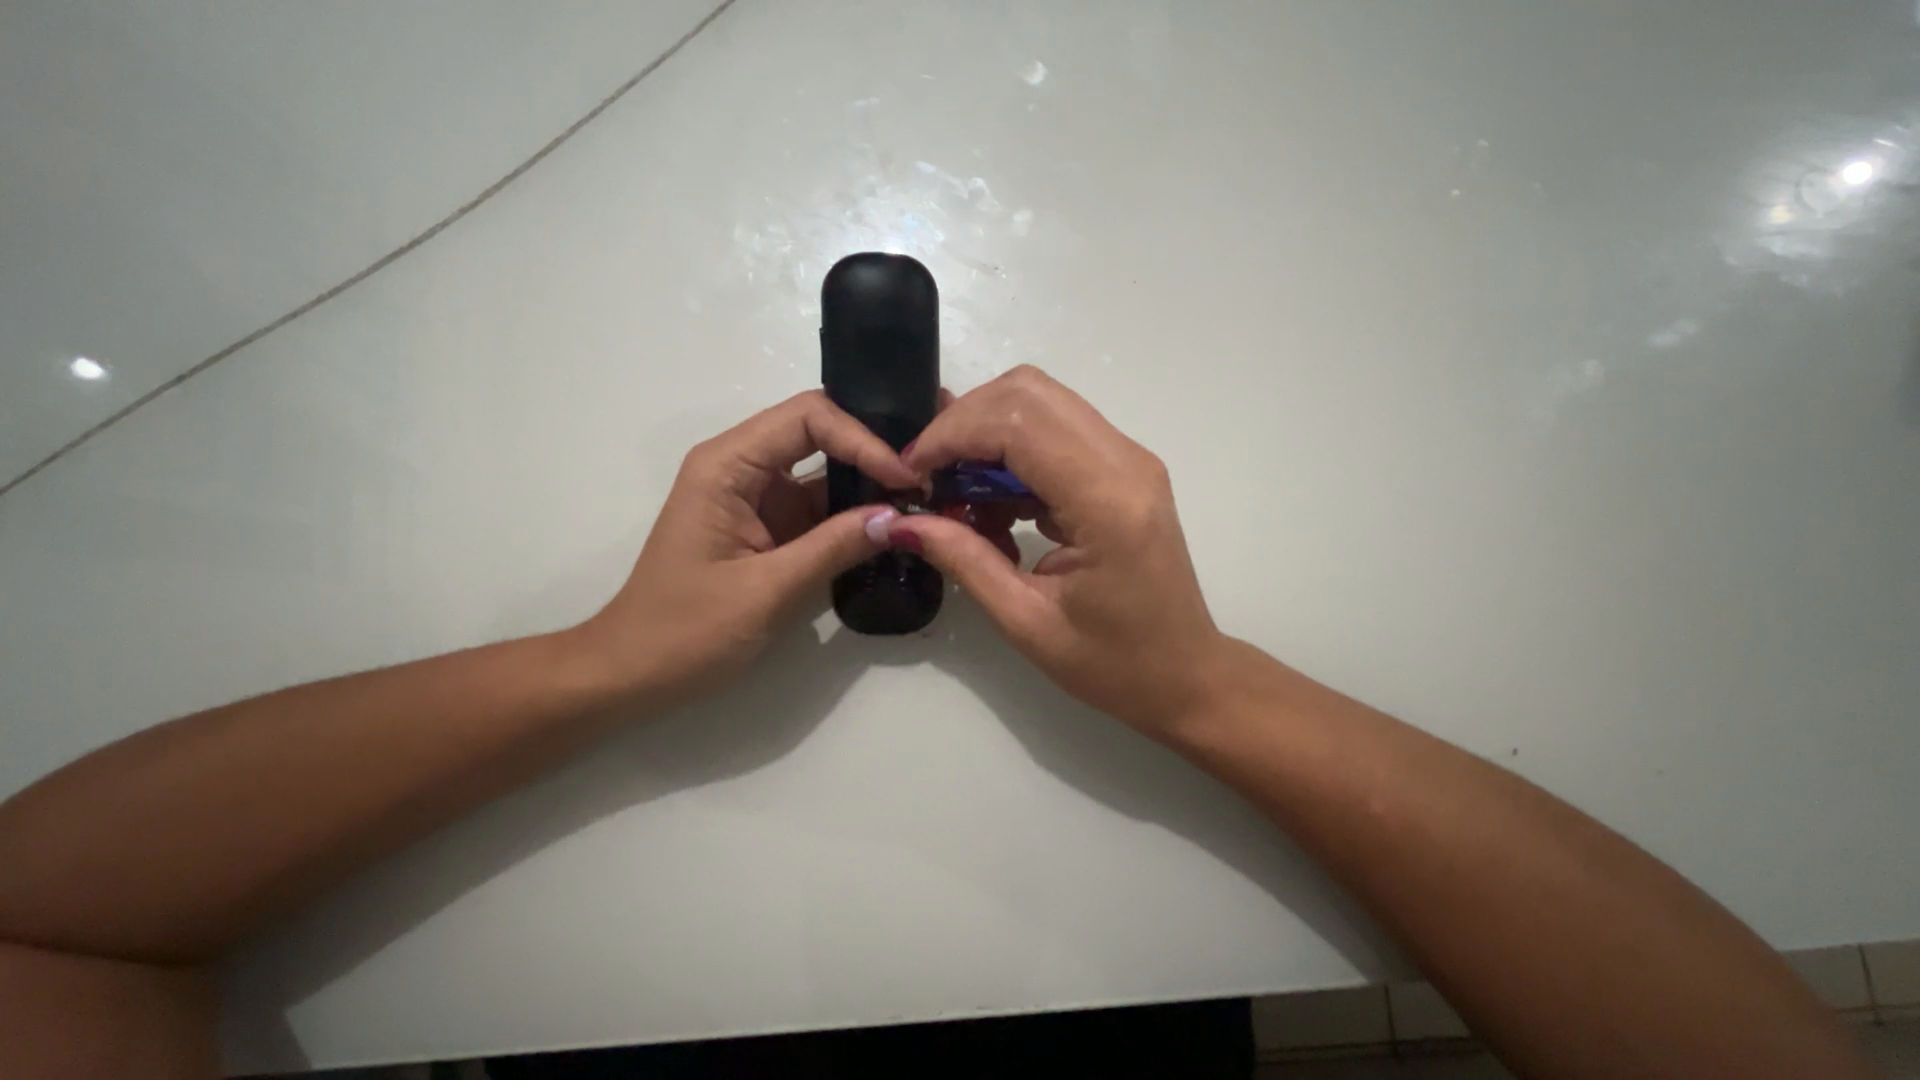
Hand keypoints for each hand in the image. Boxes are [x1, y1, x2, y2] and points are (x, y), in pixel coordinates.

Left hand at [580, 391, 916, 699]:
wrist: (635, 673)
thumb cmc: (686, 630)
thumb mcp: (766, 591)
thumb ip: (833, 548)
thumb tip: (899, 517)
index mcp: (727, 466)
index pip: (807, 418)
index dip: (862, 438)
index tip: (905, 476)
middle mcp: (742, 469)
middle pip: (819, 432)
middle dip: (872, 450)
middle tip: (927, 474)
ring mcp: (758, 499)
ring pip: (825, 470)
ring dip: (869, 484)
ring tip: (923, 499)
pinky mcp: (770, 528)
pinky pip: (820, 508)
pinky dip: (855, 516)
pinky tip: (893, 526)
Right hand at [891, 366, 1224, 734]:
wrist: (1186, 675)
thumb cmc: (1113, 664)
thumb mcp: (1026, 621)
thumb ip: (962, 559)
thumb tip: (897, 522)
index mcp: (1108, 501)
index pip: (1018, 422)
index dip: (952, 435)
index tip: (910, 473)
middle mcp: (1126, 461)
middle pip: (1028, 392)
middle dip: (964, 424)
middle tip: (928, 478)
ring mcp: (1129, 459)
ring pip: (1041, 402)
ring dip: (986, 436)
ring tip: (957, 498)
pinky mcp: (1124, 468)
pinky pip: (1055, 431)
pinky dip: (1011, 455)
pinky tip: (993, 509)